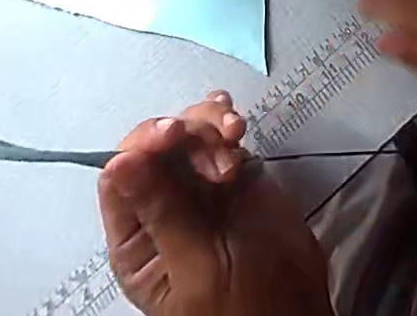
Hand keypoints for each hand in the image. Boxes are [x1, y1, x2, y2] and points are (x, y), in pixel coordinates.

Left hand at [99, 92, 331, 315]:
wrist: (297, 311)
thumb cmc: (240, 307)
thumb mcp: (197, 265)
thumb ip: (162, 210)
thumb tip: (119, 162)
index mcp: (138, 237)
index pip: (122, 173)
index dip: (145, 142)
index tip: (175, 132)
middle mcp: (163, 203)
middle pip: (158, 143)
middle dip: (190, 134)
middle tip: (223, 152)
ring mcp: (199, 184)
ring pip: (190, 130)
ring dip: (210, 125)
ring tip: (237, 137)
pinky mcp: (233, 172)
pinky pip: (220, 134)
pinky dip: (225, 120)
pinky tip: (235, 122)